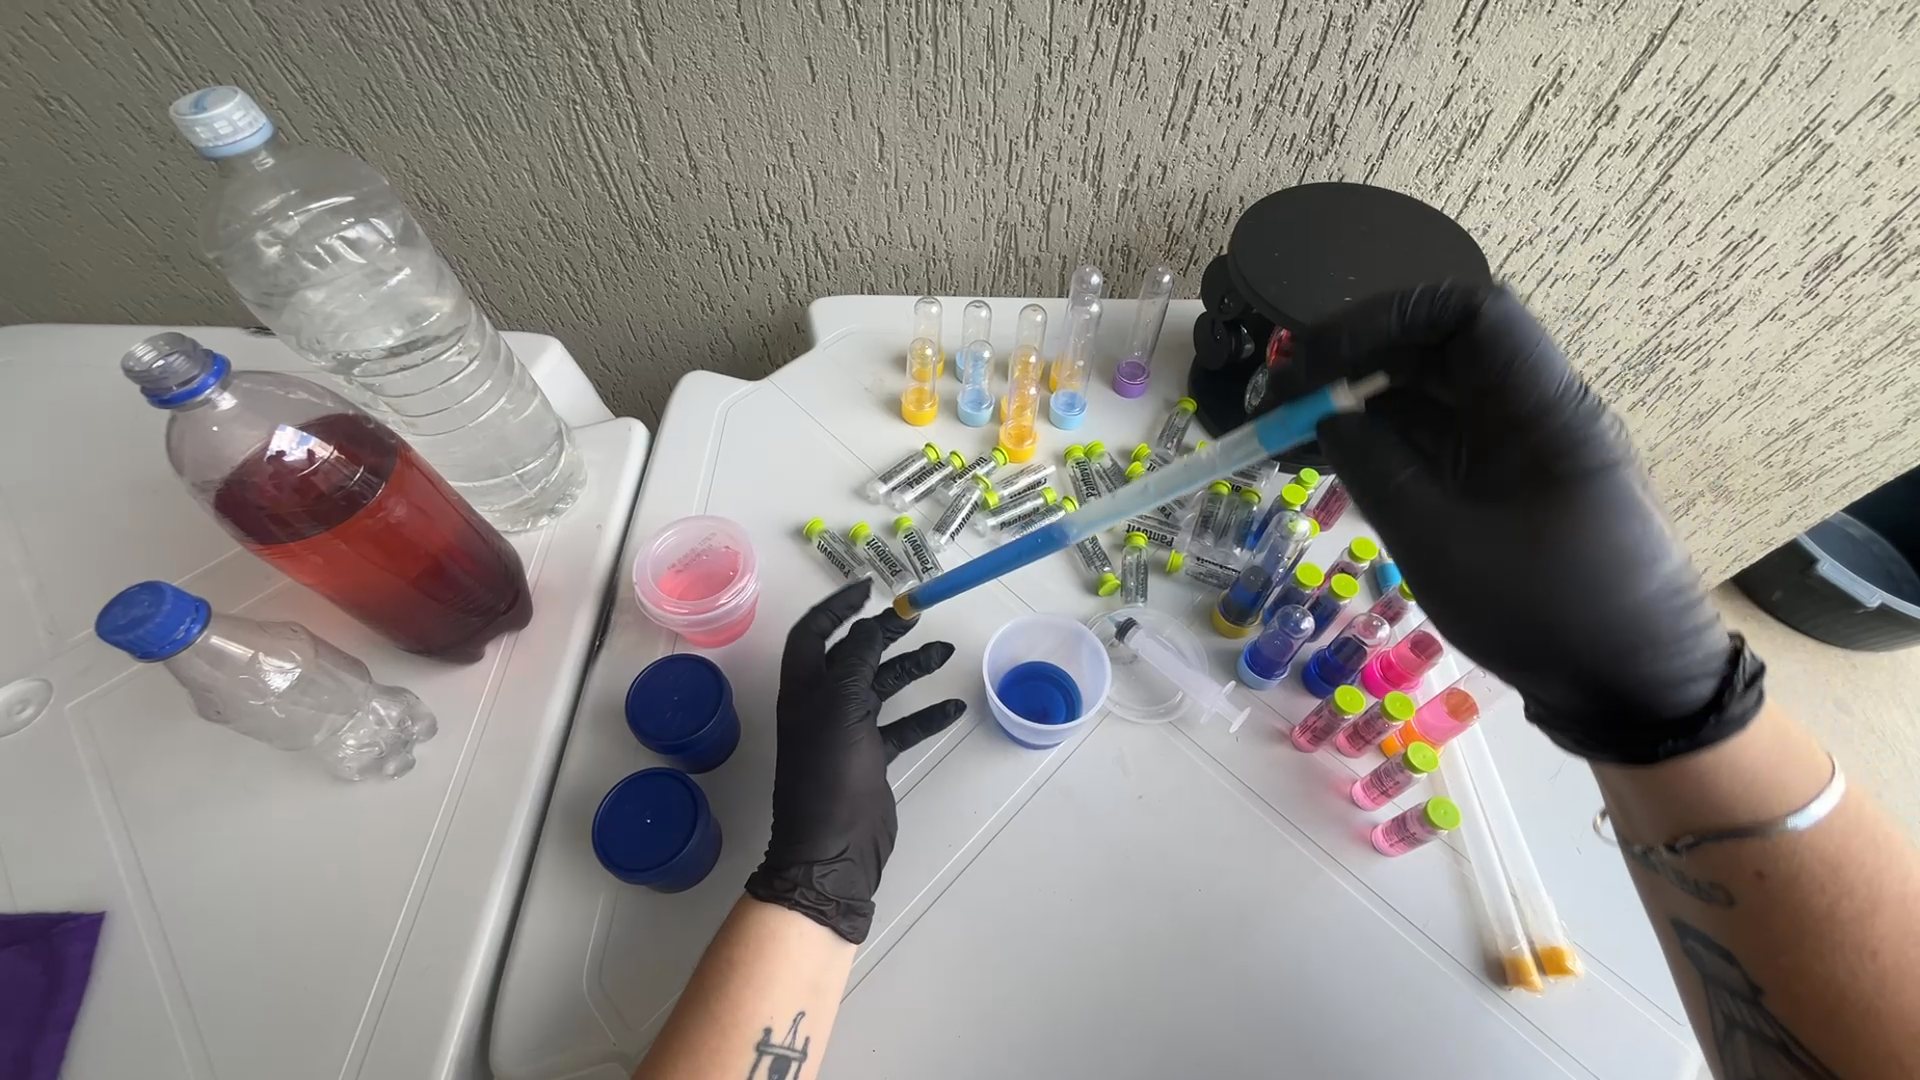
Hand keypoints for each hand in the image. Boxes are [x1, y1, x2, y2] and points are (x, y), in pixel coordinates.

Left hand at [745, 579, 966, 942]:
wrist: (832, 849)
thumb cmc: (829, 774)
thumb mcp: (841, 707)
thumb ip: (856, 661)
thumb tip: (870, 626)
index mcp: (805, 688)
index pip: (814, 632)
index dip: (837, 606)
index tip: (868, 588)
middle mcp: (824, 703)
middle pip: (855, 655)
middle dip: (885, 632)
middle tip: (917, 614)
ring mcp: (849, 731)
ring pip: (882, 687)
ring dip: (912, 668)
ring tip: (946, 650)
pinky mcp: (872, 758)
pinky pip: (902, 726)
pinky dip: (926, 715)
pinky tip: (953, 707)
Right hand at [1299, 283, 1763, 763]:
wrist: (1625, 681)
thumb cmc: (1542, 608)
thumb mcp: (1439, 541)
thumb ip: (1374, 469)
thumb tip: (1324, 416)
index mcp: (1537, 407)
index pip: (1466, 315)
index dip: (1383, 318)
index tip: (1314, 357)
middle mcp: (1521, 411)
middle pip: (1429, 354)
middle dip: (1347, 363)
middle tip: (1276, 398)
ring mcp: (1503, 448)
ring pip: (1416, 400)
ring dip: (1347, 408)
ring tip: (1279, 436)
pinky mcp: (1486, 482)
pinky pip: (1419, 443)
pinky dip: (1365, 445)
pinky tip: (1315, 462)